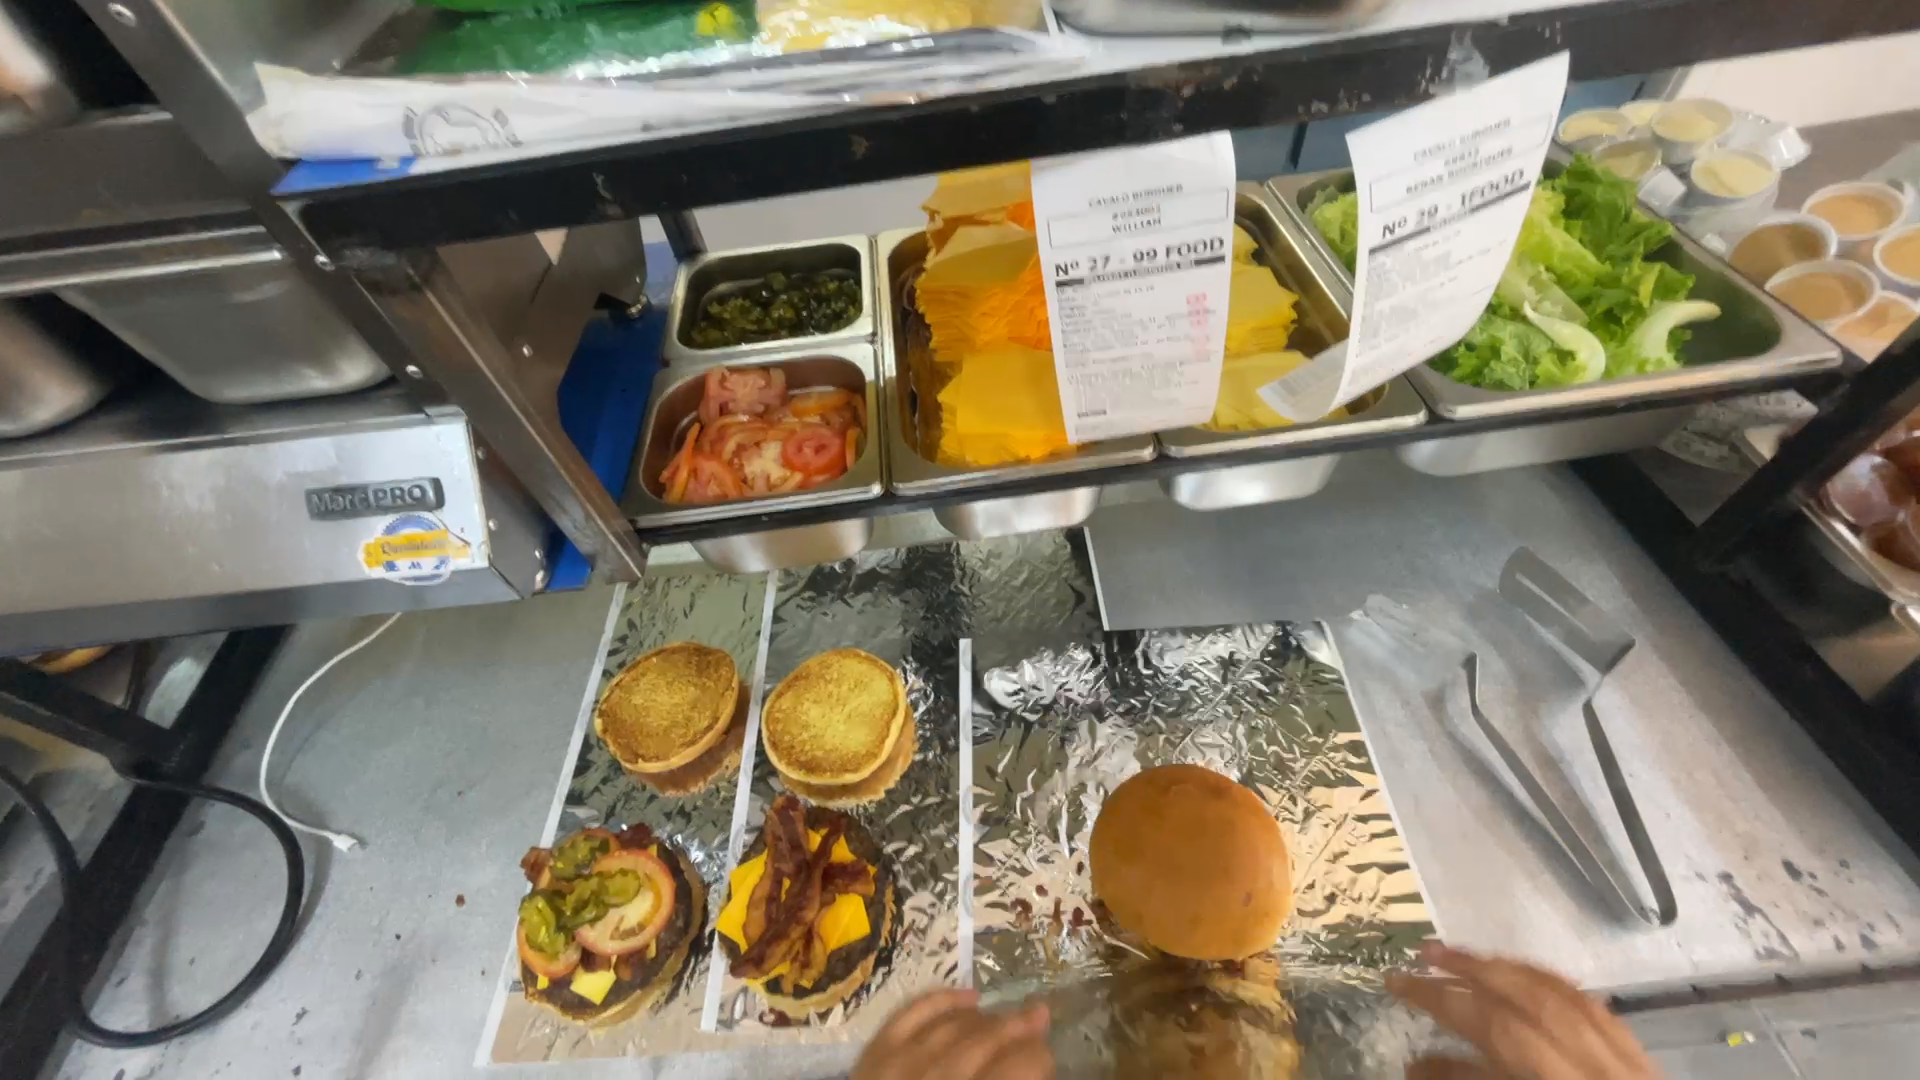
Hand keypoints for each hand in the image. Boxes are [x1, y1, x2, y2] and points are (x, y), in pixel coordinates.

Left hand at [853, 988, 1053, 1079]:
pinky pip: (913, 1013)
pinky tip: (968, 997)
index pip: (1017, 1068)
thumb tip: (1035, 1075)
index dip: (1039, 1058)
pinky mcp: (872, 1059)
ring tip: (1009, 1017)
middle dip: (1020, 1027)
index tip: (1048, 1059)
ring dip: (987, 1017)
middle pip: (987, 1040)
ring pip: (954, 1025)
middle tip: (1042, 1017)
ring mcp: (900, 1067)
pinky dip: (942, 1000)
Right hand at [1387, 942, 1658, 1079]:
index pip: (1494, 1034)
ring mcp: (1627, 1065)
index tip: (1393, 983)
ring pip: (1558, 995)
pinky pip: (1590, 1005)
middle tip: (1420, 953)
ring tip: (1457, 952)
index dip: (1439, 1004)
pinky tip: (1517, 971)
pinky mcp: (1644, 1062)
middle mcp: (1596, 1071)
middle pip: (1524, 1005)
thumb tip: (1416, 1064)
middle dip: (1466, 972)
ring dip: (1500, 966)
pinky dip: (1545, 981)